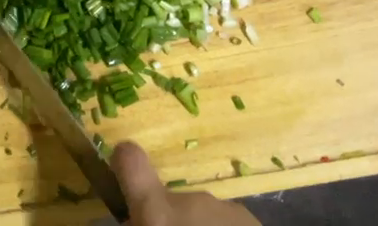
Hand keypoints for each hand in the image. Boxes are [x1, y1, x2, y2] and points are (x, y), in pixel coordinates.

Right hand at [111, 142, 260, 224]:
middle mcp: (191, 201)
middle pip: (170, 201)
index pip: (129, 159)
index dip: (123, 164)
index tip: (125, 187)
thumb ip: (140, 225)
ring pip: (204, 217)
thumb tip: (135, 222)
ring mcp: (227, 211)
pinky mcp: (254, 223)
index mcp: (157, 212)